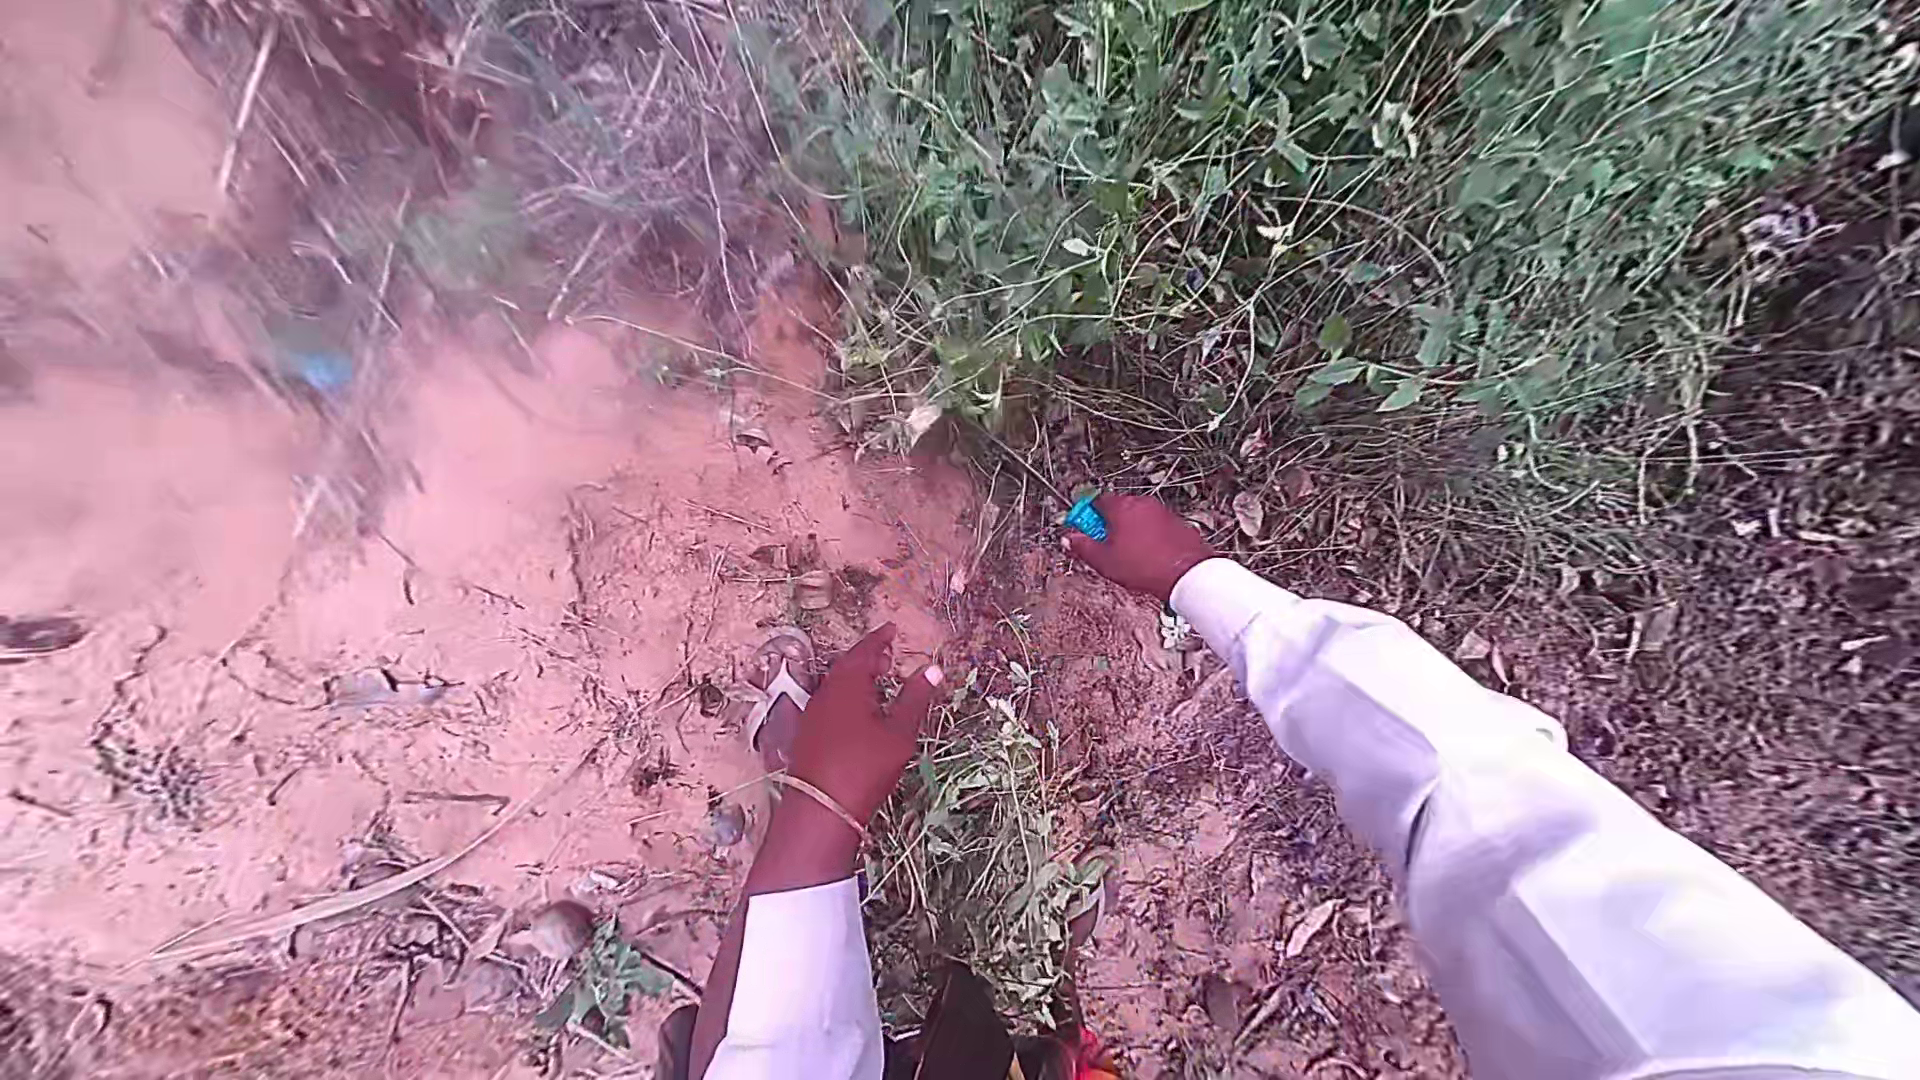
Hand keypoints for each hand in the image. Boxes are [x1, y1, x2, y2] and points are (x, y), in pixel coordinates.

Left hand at [789, 623, 941, 825]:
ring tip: (877, 680)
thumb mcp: (899, 732)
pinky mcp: (808, 732)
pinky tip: (858, 710)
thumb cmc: (865, 766)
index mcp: (848, 683)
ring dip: (857, 676)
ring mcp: (813, 712)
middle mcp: (826, 691)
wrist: (821, 809)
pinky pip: (830, 699)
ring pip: (837, 682)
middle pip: (848, 664)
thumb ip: (915, 698)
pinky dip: (847, 694)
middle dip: (868, 656)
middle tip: (887, 655)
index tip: (891, 629)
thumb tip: (933, 668)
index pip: (865, 649)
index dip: (880, 638)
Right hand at [1064, 494, 1216, 602]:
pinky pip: (1154, 526)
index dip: (1087, 517)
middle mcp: (1143, 504)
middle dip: (1108, 525)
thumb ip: (1083, 546)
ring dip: (1129, 531)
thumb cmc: (1147, 567)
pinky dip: (1147, 536)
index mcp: (1122, 507)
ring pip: (1137, 517)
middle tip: (1103, 546)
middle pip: (1117, 508)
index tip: (1084, 530)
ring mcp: (1162, 513)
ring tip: (1126, 555)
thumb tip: (1069, 539)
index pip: (1096, 501)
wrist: (1187, 575)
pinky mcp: (1177, 524)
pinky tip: (1146, 556)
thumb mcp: (1104, 561)